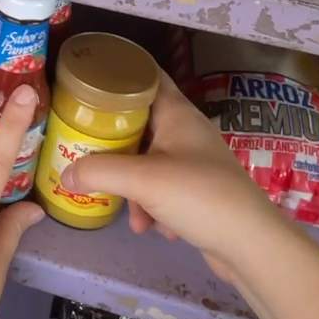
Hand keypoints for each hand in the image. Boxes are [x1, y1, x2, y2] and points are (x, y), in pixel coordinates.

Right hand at [60, 76, 287, 275]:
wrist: (254, 246)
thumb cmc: (200, 196)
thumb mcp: (142, 180)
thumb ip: (98, 173)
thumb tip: (65, 174)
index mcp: (177, 113)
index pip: (145, 75)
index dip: (117, 72)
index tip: (86, 80)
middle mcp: (186, 130)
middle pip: (138, 121)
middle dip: (112, 140)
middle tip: (86, 146)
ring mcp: (195, 161)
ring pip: (147, 159)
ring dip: (131, 182)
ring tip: (126, 210)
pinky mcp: (200, 190)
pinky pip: (163, 186)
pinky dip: (151, 203)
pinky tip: (151, 227)